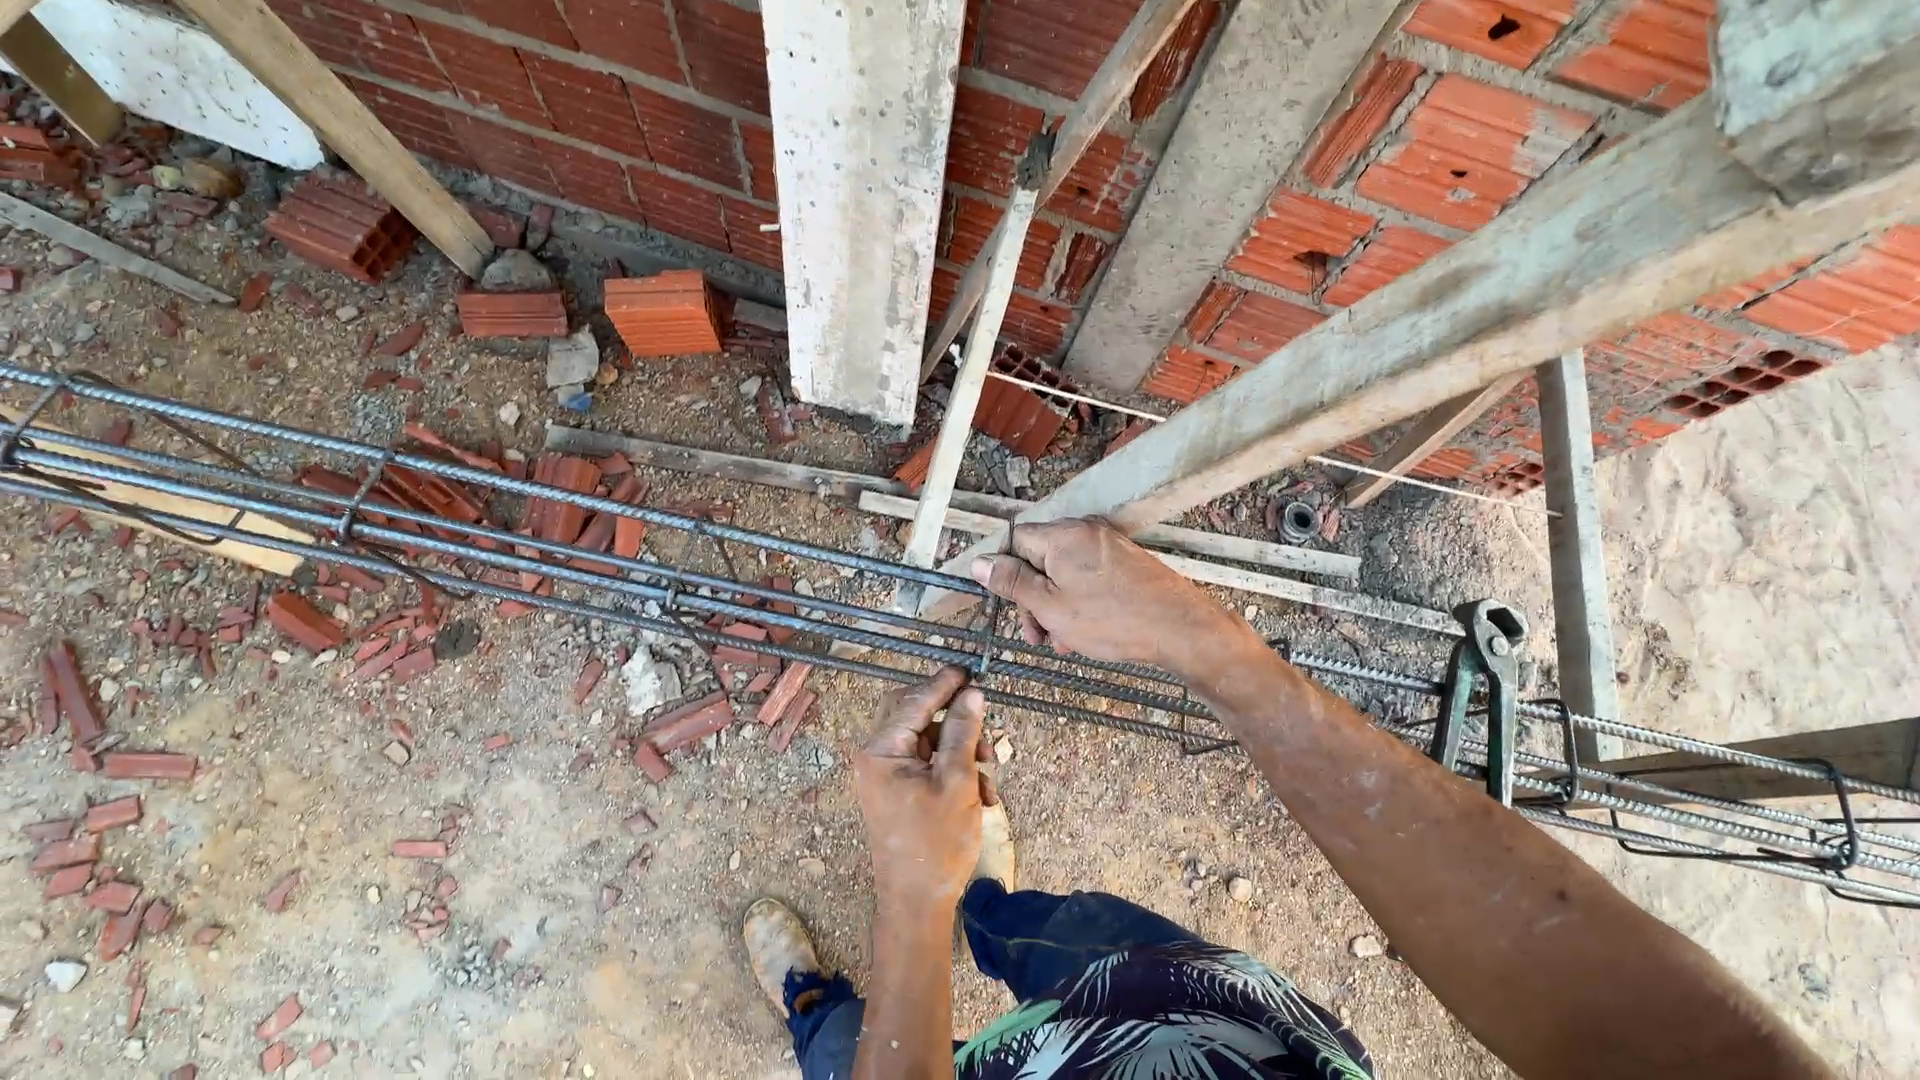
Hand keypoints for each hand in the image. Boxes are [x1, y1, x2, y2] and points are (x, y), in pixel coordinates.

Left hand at [852, 666, 988, 907]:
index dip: (944, 684)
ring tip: (988, 772)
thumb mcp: (957, 781)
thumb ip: (964, 732)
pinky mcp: (897, 791)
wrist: (917, 903)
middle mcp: (875, 757)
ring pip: (926, 740)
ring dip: (960, 749)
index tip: (969, 670)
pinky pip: (926, 765)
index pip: (914, 700)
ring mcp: (885, 775)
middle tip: (981, 721)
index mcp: (880, 750)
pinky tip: (980, 795)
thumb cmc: (936, 843)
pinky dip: (953, 771)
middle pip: (914, 714)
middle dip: (952, 719)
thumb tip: (973, 693)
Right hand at [970, 517, 1247, 669]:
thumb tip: (979, 562)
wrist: (1179, 628)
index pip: (1014, 541)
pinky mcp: (1124, 560)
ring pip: (1063, 572)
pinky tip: (1084, 633)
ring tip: (1063, 640)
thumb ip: (1012, 582)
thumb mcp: (1050, 607)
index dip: (1005, 575)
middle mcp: (1084, 531)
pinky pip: (1087, 576)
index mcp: (1062, 536)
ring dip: (1055, 606)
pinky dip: (1079, 601)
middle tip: (1037, 635)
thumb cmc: (1114, 619)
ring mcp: (1107, 544)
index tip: (1010, 606)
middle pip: (1039, 558)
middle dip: (1033, 599)